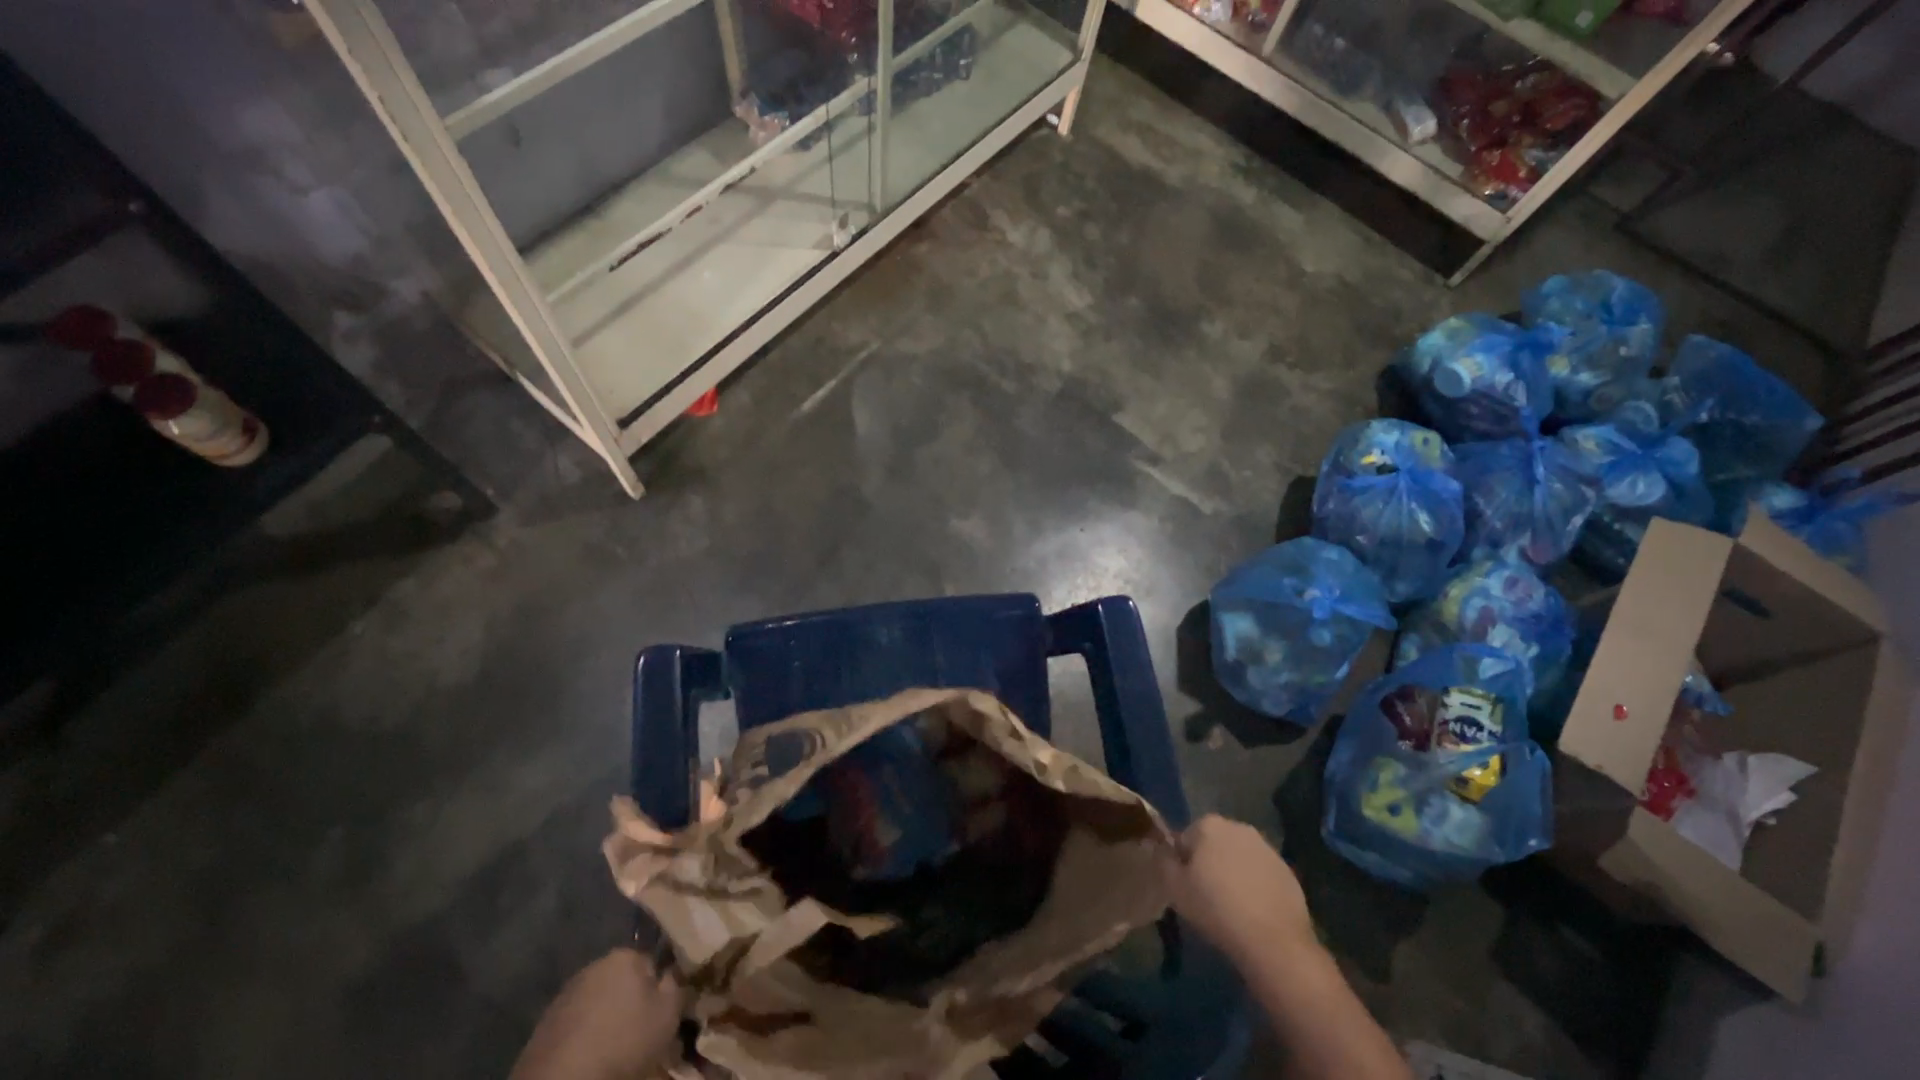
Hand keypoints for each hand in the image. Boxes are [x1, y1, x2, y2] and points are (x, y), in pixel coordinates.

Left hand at [510, 947, 683, 1079]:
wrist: (564, 1077)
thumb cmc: (625, 1039)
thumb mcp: (668, 1013)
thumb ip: (675, 986)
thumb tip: (671, 974)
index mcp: (624, 957)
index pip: (652, 964)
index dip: (659, 989)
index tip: (662, 1013)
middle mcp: (593, 966)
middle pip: (623, 981)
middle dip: (632, 1001)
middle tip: (641, 1031)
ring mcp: (566, 993)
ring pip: (599, 1002)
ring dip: (607, 1017)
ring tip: (615, 1046)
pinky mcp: (546, 1022)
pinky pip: (577, 1022)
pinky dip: (585, 1034)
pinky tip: (591, 1054)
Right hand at [1159, 815, 1316, 966]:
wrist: (1272, 939)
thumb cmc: (1215, 908)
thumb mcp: (1174, 888)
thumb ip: (1162, 861)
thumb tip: (1160, 847)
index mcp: (1209, 825)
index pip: (1186, 838)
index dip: (1182, 863)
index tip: (1185, 886)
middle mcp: (1240, 827)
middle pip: (1214, 843)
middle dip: (1209, 863)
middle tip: (1205, 896)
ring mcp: (1267, 848)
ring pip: (1239, 858)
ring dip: (1233, 873)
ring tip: (1230, 906)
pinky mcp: (1287, 870)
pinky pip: (1261, 874)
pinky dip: (1255, 885)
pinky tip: (1252, 911)